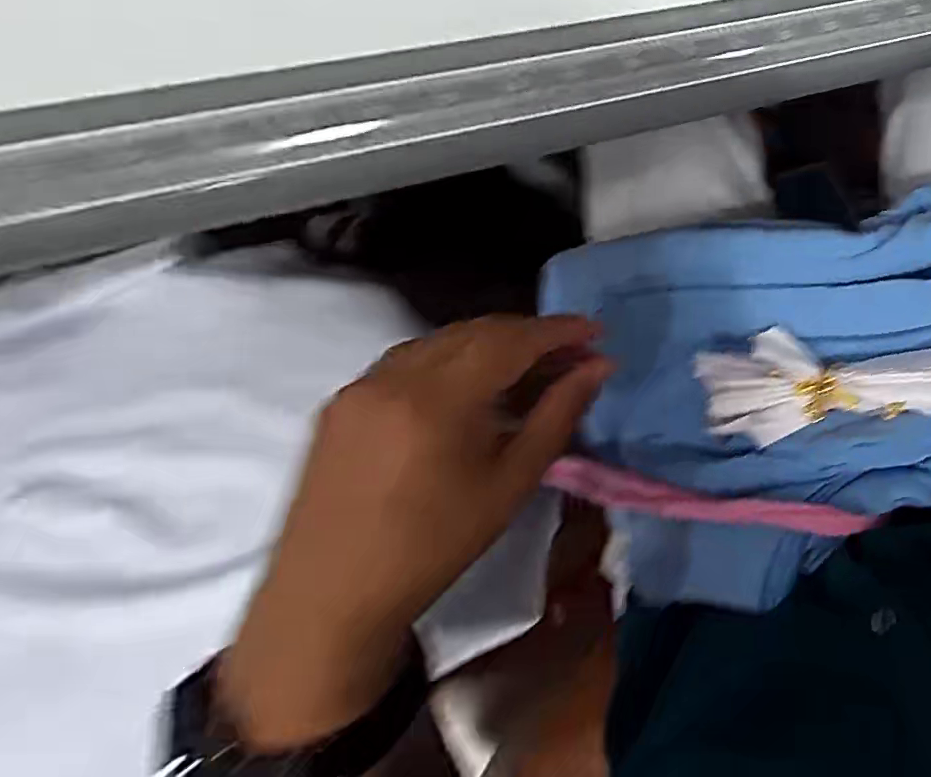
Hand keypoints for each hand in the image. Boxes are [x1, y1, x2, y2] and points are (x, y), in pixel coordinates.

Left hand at [219, 315, 612, 748]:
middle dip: (532, 333)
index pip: (510, 340)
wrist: (328, 601)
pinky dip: (457, 355)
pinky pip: (413, 357)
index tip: (597, 330)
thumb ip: (560, 412)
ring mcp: (361, 387)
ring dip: (495, 341)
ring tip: (534, 364)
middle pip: (478, 331)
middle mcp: (393, 378)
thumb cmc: (436, 544)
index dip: (559, 330)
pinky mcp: (343, 402)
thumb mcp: (515, 478)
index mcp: (436, 399)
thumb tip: (601, 365)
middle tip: (574, 351)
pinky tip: (478, 382)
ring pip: (445, 339)